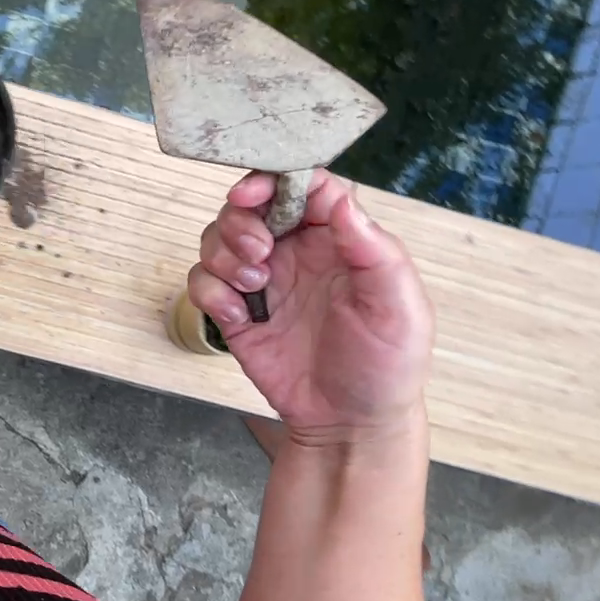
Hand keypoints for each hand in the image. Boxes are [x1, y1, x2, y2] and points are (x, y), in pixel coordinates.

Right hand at [187, 170, 433, 444]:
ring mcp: (260, 282)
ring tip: (253, 289)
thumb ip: (372, 250)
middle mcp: (293, 253)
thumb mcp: (397, 305)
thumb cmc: (385, 362)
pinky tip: (241, 319)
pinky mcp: (233, 312)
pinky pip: (202, 284)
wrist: (347, 419)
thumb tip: (341, 201)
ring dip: (223, 258)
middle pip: (247, 209)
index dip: (271, 181)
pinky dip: (211, 295)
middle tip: (259, 255)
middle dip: (240, 224)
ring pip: (216, 242)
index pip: (301, 189)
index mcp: (337, 240)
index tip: (252, 195)